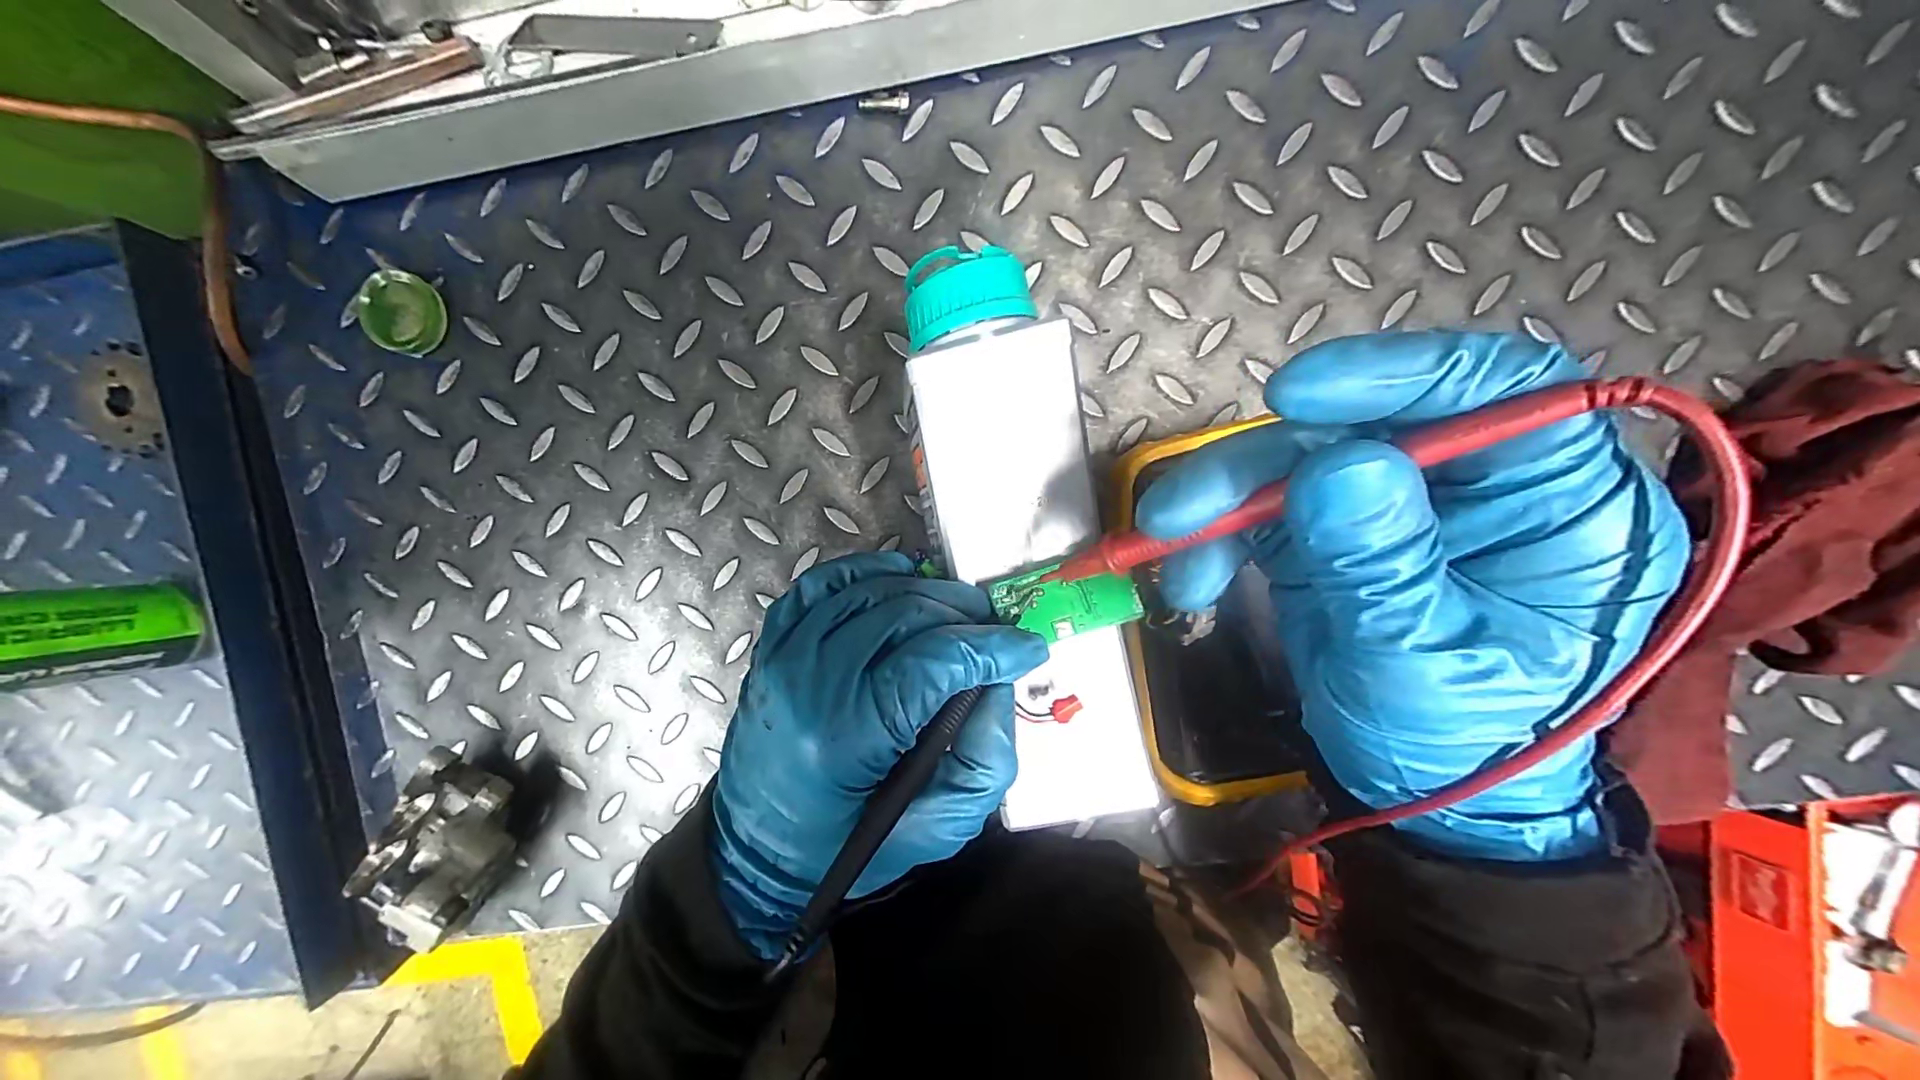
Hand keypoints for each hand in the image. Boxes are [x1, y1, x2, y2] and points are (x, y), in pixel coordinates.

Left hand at [710, 552, 1047, 957]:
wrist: (758, 845)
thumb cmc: (849, 845)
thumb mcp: (939, 827)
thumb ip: (986, 756)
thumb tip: (999, 681)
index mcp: (845, 739)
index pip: (931, 663)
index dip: (988, 648)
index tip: (1025, 648)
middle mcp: (808, 684)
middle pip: (905, 613)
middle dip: (965, 615)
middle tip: (995, 633)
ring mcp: (786, 656)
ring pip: (873, 589)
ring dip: (929, 591)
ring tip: (960, 614)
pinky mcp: (776, 643)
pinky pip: (827, 582)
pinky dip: (871, 571)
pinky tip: (903, 581)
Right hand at [1137, 332, 1688, 860]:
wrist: (1425, 805)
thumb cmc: (1466, 746)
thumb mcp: (1424, 662)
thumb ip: (1383, 567)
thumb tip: (1335, 466)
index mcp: (1554, 505)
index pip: (1498, 393)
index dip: (1397, 375)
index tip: (1295, 396)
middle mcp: (1467, 489)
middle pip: (1357, 430)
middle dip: (1258, 467)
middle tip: (1180, 509)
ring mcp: (1384, 511)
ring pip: (1290, 468)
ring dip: (1218, 505)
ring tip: (1163, 548)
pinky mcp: (1323, 537)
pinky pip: (1256, 513)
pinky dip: (1212, 540)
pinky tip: (1188, 580)